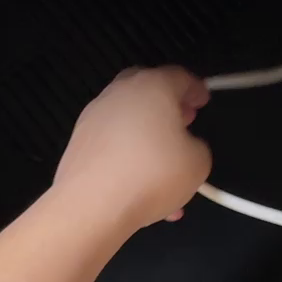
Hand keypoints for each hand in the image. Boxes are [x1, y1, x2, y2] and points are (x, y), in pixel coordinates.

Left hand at [53, 67, 211, 229]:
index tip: (202, 99)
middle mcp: (120, 94)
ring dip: (146, 136)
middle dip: (167, 105)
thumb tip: (186, 147)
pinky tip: (140, 186)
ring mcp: (94, 117)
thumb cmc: (150, 176)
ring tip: (163, 170)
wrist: (92, 205)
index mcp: (153, 87)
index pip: (180, 77)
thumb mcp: (198, 164)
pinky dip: (127, 157)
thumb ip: (197, 147)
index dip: (195, 89)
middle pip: (147, 89)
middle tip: (182, 123)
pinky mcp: (79, 142)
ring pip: (128, 120)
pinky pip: (111, 144)